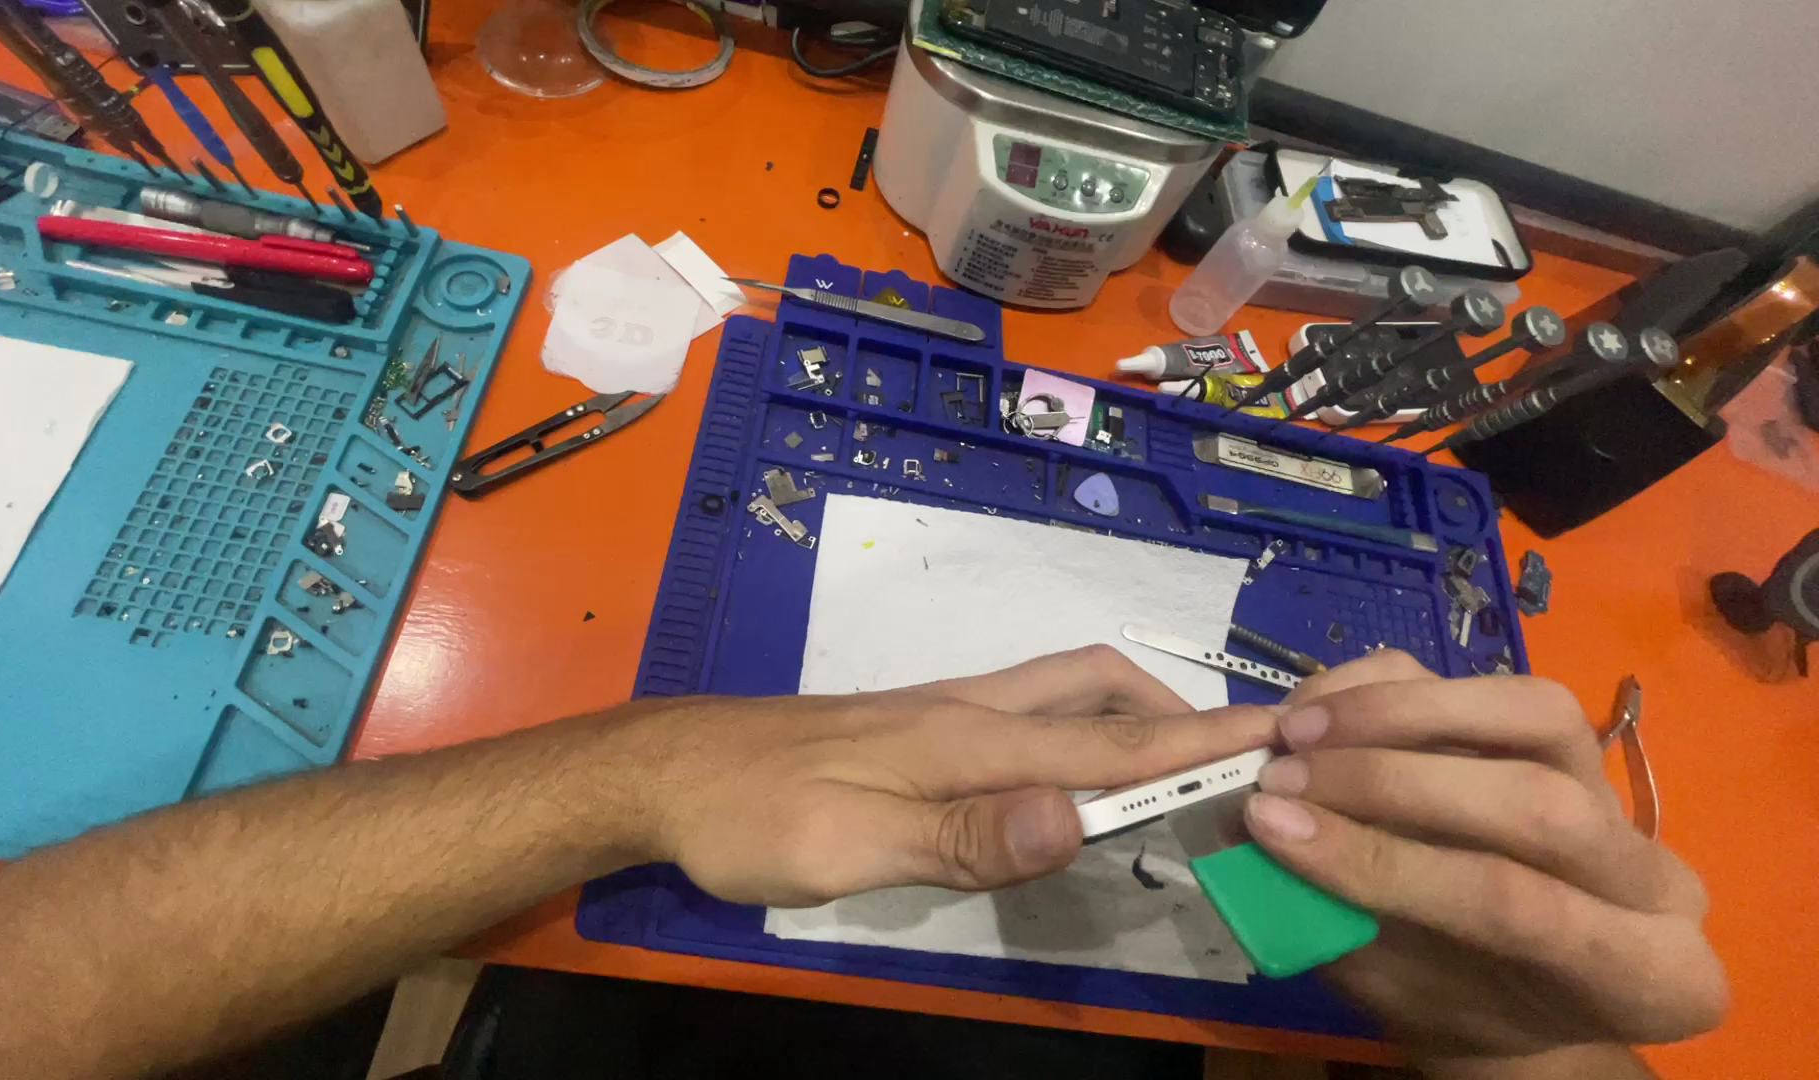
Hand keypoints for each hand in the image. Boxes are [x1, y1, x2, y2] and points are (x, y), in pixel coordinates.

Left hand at [562, 645, 1277, 906]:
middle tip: (1219, 749)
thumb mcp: (852, 844)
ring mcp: (934, 710)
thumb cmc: (756, 811)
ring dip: (1118, 711)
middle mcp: (961, 709)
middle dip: (1163, 704)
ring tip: (1161, 756)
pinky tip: (1064, 766)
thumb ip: (964, 834)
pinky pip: (1014, 712)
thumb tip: (1074, 818)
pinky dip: (1067, 728)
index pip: (1100, 738)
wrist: (674, 767)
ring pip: (1050, 690)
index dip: (1190, 738)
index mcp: (961, 739)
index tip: (1274, 734)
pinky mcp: (909, 724)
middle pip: (1085, 683)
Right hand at [1242, 651, 1725, 1064]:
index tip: (1267, 825)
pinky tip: (1312, 711)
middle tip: (1278, 777)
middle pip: (1535, 800)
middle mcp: (1643, 873)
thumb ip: (1328, 907)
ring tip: (1293, 729)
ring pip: (1528, 710)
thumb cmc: (1436, 992)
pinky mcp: (1539, 731)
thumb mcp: (1382, 980)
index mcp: (1641, 974)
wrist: (1488, 978)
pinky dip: (1376, 685)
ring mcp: (1600, 787)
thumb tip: (1251, 821)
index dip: (1379, 860)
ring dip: (1389, 711)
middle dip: (1384, 779)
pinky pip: (1469, 680)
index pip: (1517, 906)